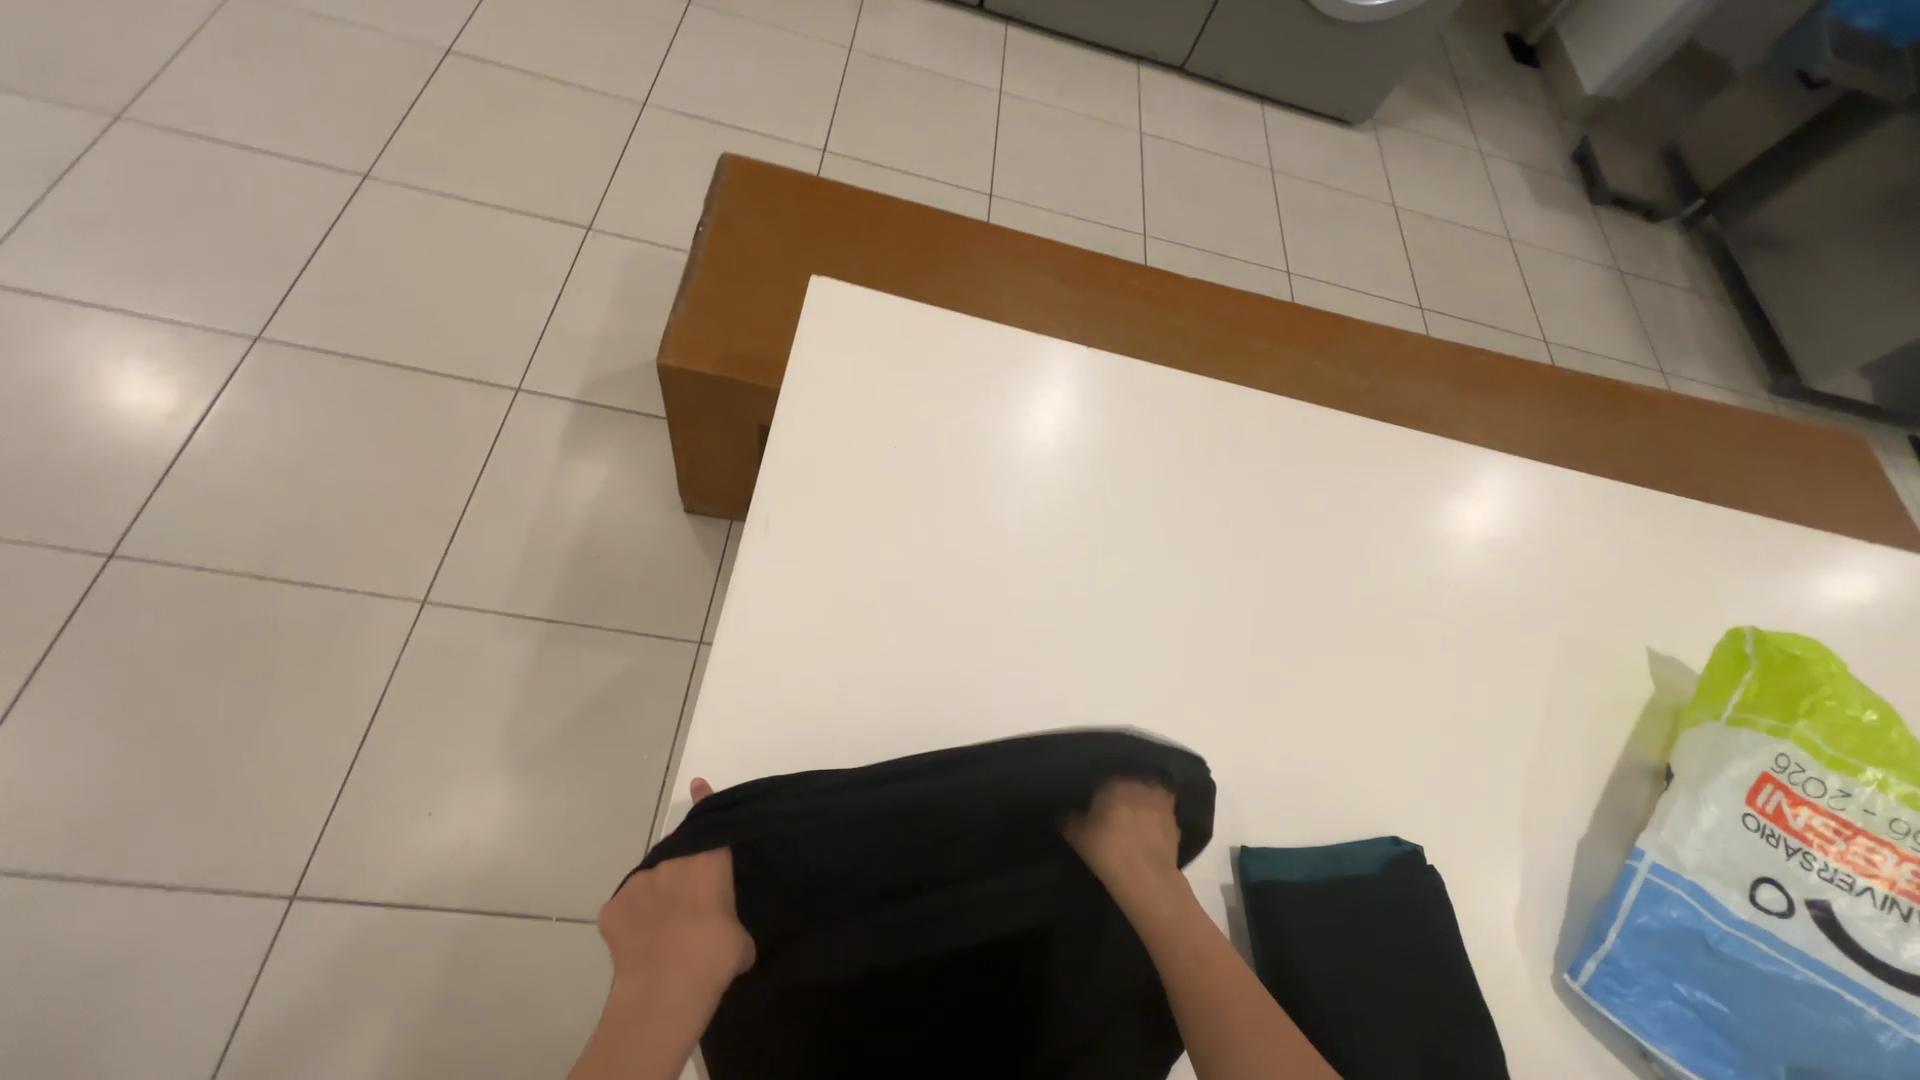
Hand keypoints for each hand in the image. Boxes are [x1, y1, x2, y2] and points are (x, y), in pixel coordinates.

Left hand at [597, 778, 754, 990]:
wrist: (666, 988)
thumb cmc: (716, 957)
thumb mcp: (741, 940)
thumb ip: (731, 924)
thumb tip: (725, 934)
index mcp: (709, 863)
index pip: (708, 823)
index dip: (704, 801)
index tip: (697, 783)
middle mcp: (672, 863)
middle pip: (676, 857)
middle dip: (681, 875)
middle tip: (688, 905)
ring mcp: (638, 883)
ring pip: (648, 883)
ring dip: (656, 898)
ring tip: (662, 931)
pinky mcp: (611, 909)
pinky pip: (624, 910)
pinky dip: (632, 922)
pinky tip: (640, 946)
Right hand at [1062, 777, 1183, 901]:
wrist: (1146, 877)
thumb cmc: (1107, 849)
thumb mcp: (1076, 835)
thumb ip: (1068, 819)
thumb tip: (1064, 813)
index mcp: (1116, 781)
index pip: (1105, 777)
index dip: (1099, 789)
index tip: (1093, 800)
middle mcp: (1142, 784)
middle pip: (1131, 782)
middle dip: (1124, 792)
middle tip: (1113, 807)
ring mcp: (1163, 802)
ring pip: (1150, 794)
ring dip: (1144, 801)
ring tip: (1134, 816)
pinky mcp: (1176, 822)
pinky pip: (1162, 814)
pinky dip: (1157, 820)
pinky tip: (1149, 832)